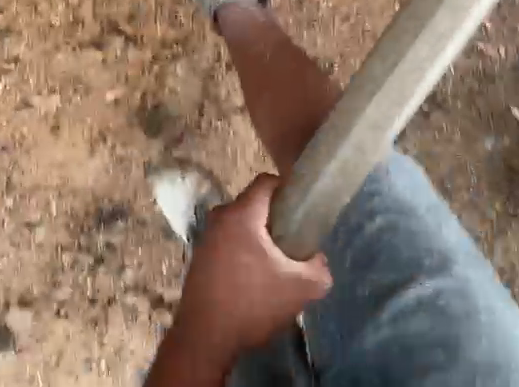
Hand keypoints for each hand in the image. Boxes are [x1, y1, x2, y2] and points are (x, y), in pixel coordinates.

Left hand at [178, 174, 331, 355]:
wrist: (205, 337)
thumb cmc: (253, 303)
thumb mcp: (301, 288)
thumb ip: (319, 268)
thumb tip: (317, 258)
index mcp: (241, 213)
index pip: (267, 181)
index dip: (288, 190)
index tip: (304, 211)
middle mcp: (220, 217)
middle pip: (255, 206)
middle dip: (276, 221)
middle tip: (294, 244)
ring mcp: (206, 237)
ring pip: (241, 226)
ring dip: (259, 241)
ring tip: (276, 268)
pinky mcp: (199, 258)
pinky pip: (228, 243)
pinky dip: (243, 254)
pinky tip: (254, 282)